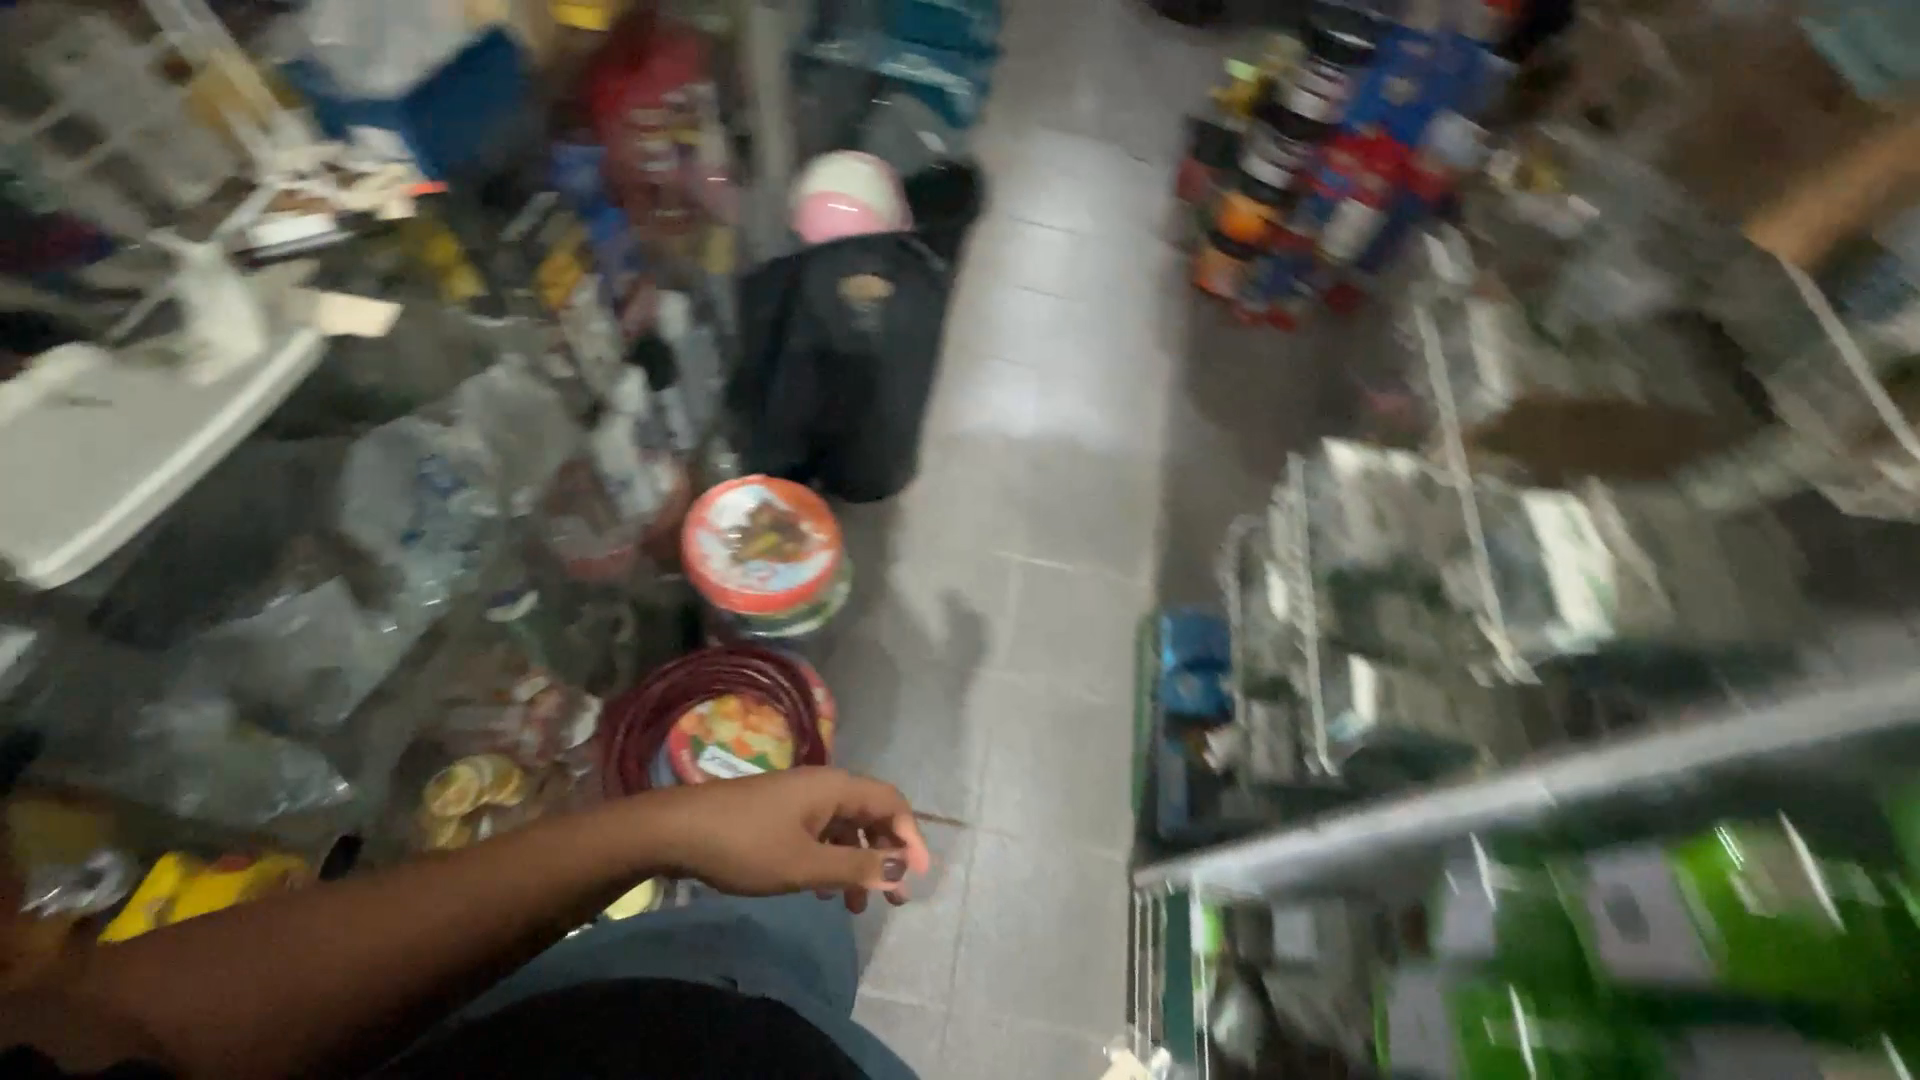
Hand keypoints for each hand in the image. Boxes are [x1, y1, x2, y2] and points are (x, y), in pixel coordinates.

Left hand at [635, 767, 931, 913]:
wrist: (676, 831)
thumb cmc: (746, 845)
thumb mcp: (805, 864)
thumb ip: (856, 866)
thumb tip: (902, 868)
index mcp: (836, 787)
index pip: (892, 803)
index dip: (911, 837)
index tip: (918, 877)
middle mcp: (823, 785)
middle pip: (871, 814)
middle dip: (886, 855)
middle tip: (894, 898)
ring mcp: (799, 798)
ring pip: (844, 827)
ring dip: (858, 863)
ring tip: (856, 907)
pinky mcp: (779, 813)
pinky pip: (821, 832)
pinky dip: (831, 859)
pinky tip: (821, 892)